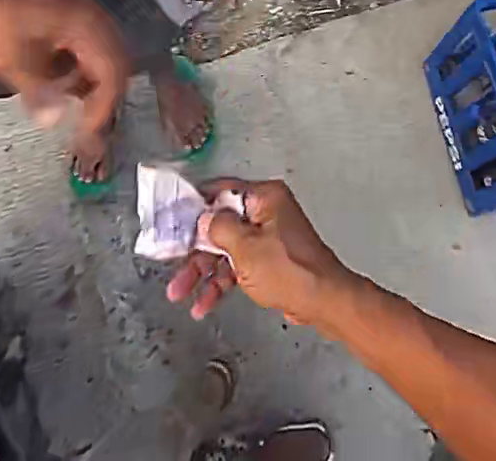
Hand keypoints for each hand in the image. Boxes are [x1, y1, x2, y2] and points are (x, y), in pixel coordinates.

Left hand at [0, 0, 129, 121]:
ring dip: (100, 87)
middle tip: (88, 124)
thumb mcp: (10, 58)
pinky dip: (92, 74)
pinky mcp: (86, 24)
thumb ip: (35, 91)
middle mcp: (99, 25)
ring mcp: (95, 22)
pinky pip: (100, 53)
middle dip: (106, 100)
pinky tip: (72, 87)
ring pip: (113, 62)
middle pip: (120, 69)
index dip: (103, 107)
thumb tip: (53, 121)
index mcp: (86, 32)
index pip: (112, 75)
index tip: (88, 130)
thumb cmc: (2, 12)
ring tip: (80, 109)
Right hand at [165, 179, 361, 325]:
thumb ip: (220, 229)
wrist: (322, 301)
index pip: (223, 191)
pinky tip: (204, 303)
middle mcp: (266, 212)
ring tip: (180, 292)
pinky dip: (221, 282)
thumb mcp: (246, 248)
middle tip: (173, 264)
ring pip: (226, 248)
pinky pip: (238, 265)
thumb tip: (204, 218)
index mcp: (265, 197)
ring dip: (203, 271)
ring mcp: (268, 236)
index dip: (196, 206)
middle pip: (221, 224)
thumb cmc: (290, 270)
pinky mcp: (269, 259)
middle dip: (195, 249)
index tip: (173, 218)